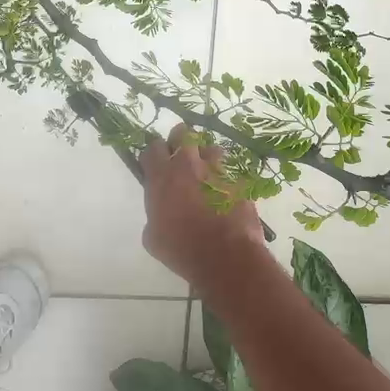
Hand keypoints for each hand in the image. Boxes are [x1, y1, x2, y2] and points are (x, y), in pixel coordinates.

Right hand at [140, 124, 269, 294]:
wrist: (225, 257)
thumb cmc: (182, 249)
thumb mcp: (153, 238)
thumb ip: (153, 217)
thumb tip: (159, 217)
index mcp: (162, 177)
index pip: (152, 148)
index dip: (153, 156)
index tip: (155, 167)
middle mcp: (187, 166)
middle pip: (182, 133)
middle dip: (180, 141)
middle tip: (181, 158)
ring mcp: (215, 171)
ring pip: (210, 147)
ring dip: (206, 157)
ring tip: (207, 174)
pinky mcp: (237, 182)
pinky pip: (230, 173)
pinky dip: (226, 181)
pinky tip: (225, 195)